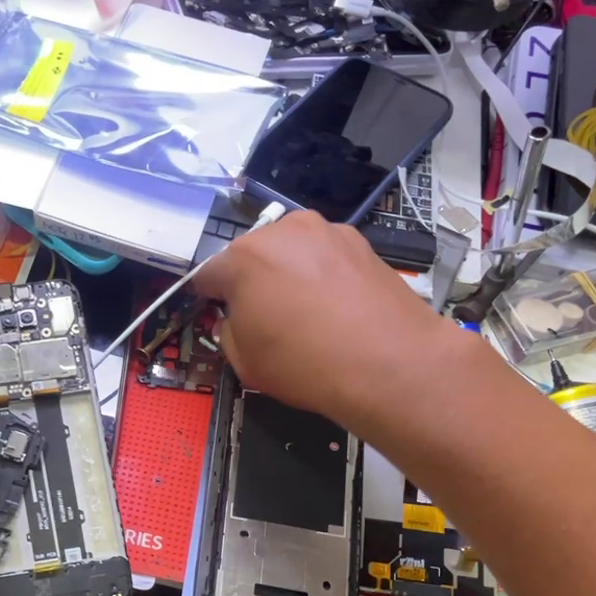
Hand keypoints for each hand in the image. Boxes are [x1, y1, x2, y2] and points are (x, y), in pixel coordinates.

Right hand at [194, 210, 454, 424]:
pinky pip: (323, 256)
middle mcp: (283, 231)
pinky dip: (320, 275)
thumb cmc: (304, 364)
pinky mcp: (360, 241)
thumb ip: (227, 332)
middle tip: (264, 319)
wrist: (388, 362)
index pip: (207, 274)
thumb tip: (233, 320)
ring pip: (290, 252)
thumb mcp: (244, 362)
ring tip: (303, 314)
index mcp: (243, 258)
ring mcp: (326, 231)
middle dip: (251, 282)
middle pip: (251, 255)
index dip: (209, 300)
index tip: (219, 319)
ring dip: (286, 274)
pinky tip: (333, 308)